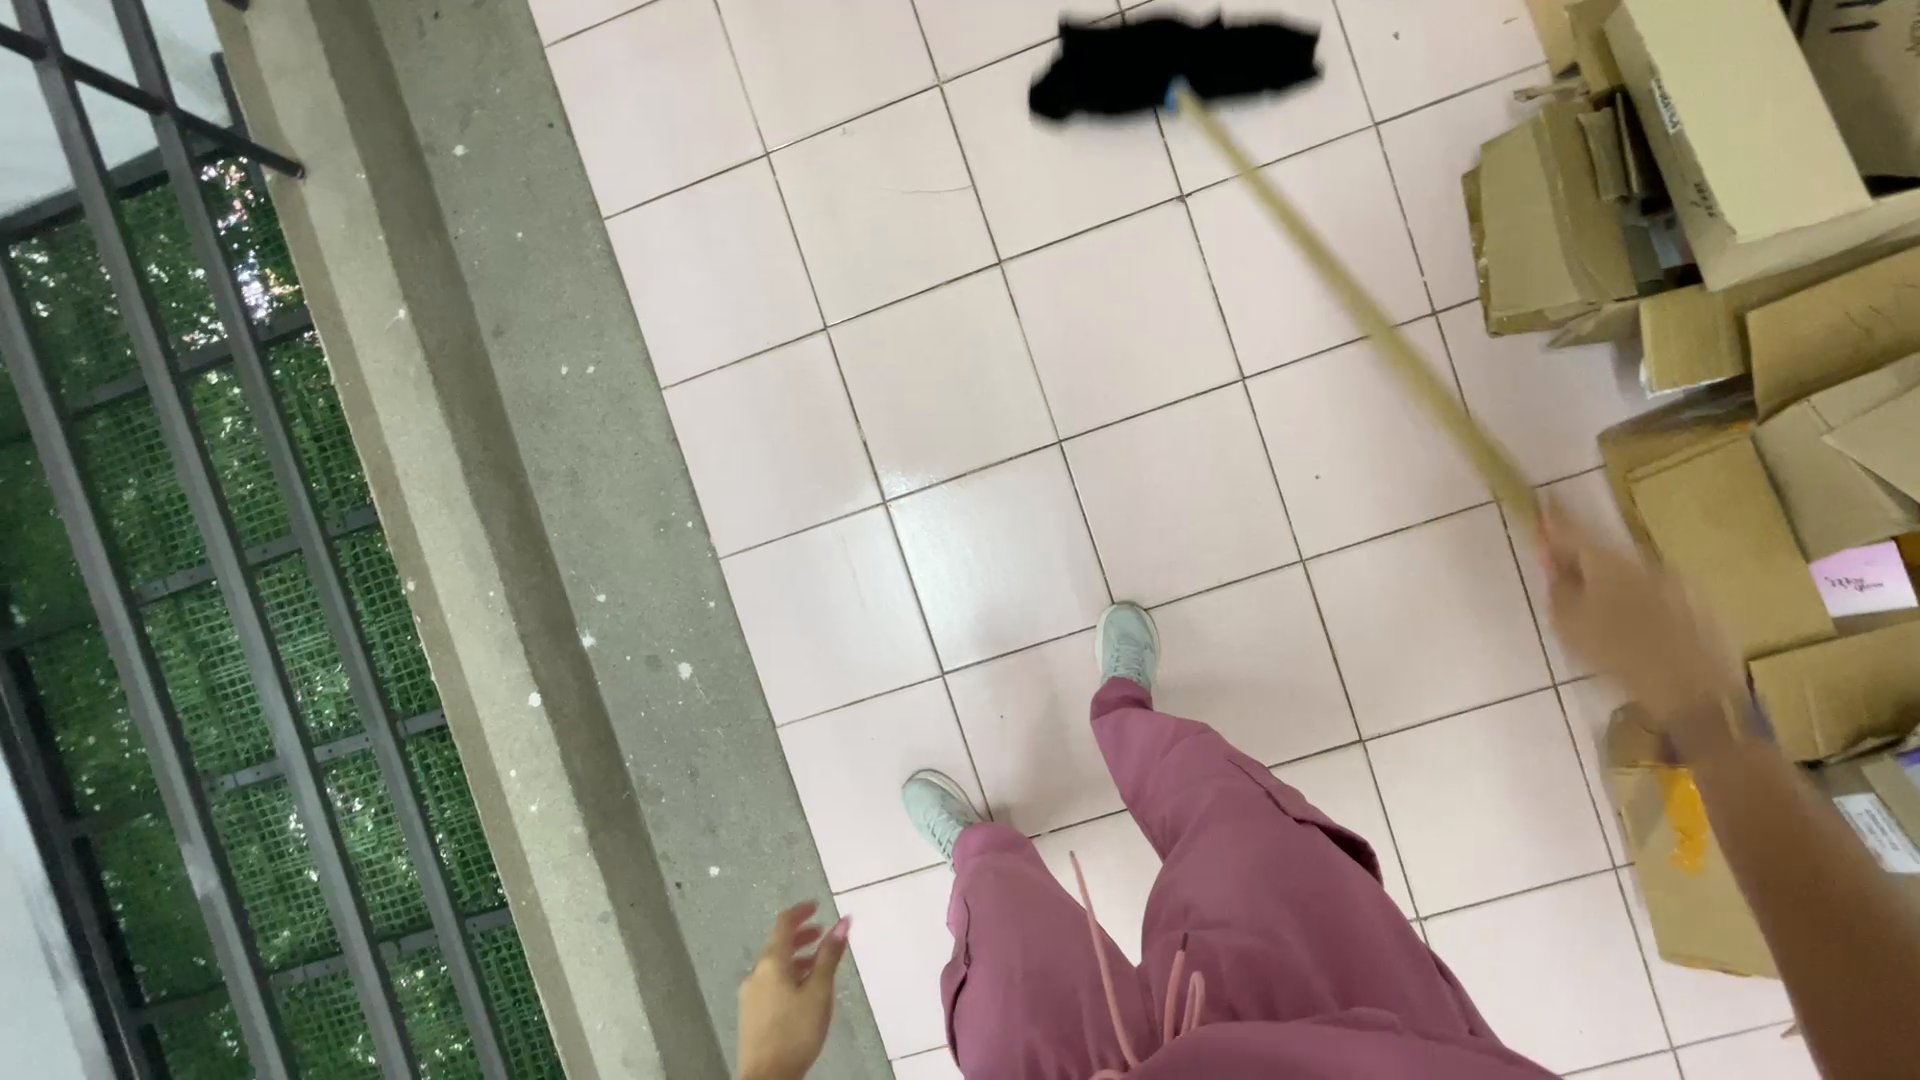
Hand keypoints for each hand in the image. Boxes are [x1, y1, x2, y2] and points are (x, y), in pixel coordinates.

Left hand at [737, 901, 849, 1079]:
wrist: (767, 1079)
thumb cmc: (795, 1031)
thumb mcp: (819, 991)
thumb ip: (830, 955)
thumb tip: (844, 920)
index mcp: (771, 963)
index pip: (783, 924)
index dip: (800, 911)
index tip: (817, 905)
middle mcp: (757, 973)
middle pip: (778, 944)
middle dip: (801, 936)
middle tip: (822, 934)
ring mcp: (751, 995)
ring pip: (775, 966)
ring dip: (796, 958)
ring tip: (818, 965)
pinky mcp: (751, 1014)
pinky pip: (771, 982)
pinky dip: (788, 976)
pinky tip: (802, 992)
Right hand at [1537, 501, 1745, 747]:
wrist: (1691, 690)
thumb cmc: (1615, 652)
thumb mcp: (1567, 620)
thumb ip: (1558, 584)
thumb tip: (1553, 558)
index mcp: (1608, 561)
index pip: (1573, 527)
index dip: (1554, 516)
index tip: (1541, 501)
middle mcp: (1643, 561)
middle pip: (1603, 547)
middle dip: (1580, 550)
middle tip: (1558, 561)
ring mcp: (1672, 581)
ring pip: (1627, 568)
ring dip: (1605, 573)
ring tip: (1588, 595)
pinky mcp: (1691, 603)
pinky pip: (1648, 587)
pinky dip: (1629, 592)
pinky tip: (1622, 615)